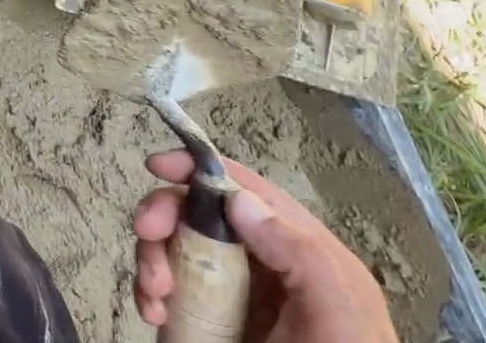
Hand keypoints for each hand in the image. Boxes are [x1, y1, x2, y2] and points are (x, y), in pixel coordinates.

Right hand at [132, 150, 394, 342]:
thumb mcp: (339, 319)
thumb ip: (303, 257)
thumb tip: (238, 201)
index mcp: (302, 254)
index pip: (248, 191)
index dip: (200, 169)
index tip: (158, 166)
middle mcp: (261, 264)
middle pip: (197, 211)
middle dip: (163, 216)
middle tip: (146, 233)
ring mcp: (229, 290)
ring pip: (171, 243)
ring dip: (150, 258)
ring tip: (155, 294)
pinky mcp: (201, 314)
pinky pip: (161, 283)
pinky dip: (147, 290)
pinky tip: (154, 312)